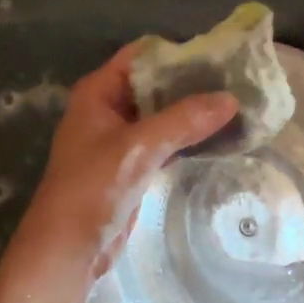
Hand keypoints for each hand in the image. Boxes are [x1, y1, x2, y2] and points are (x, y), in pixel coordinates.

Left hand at [18, 43, 238, 278]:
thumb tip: (231, 98)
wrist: (67, 251)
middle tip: (237, 80)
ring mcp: (119, 138)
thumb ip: (183, 120)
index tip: (218, 54)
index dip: (177, 51)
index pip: (142, 54)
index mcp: (98, 91)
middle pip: (154, 82)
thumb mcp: (138, 148)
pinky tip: (218, 135)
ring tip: (235, 104)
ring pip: (161, 113)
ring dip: (192, 111)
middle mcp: (107, 108)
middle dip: (191, 82)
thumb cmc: (92, 188)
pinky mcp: (131, 165)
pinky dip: (187, 136)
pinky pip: (164, 140)